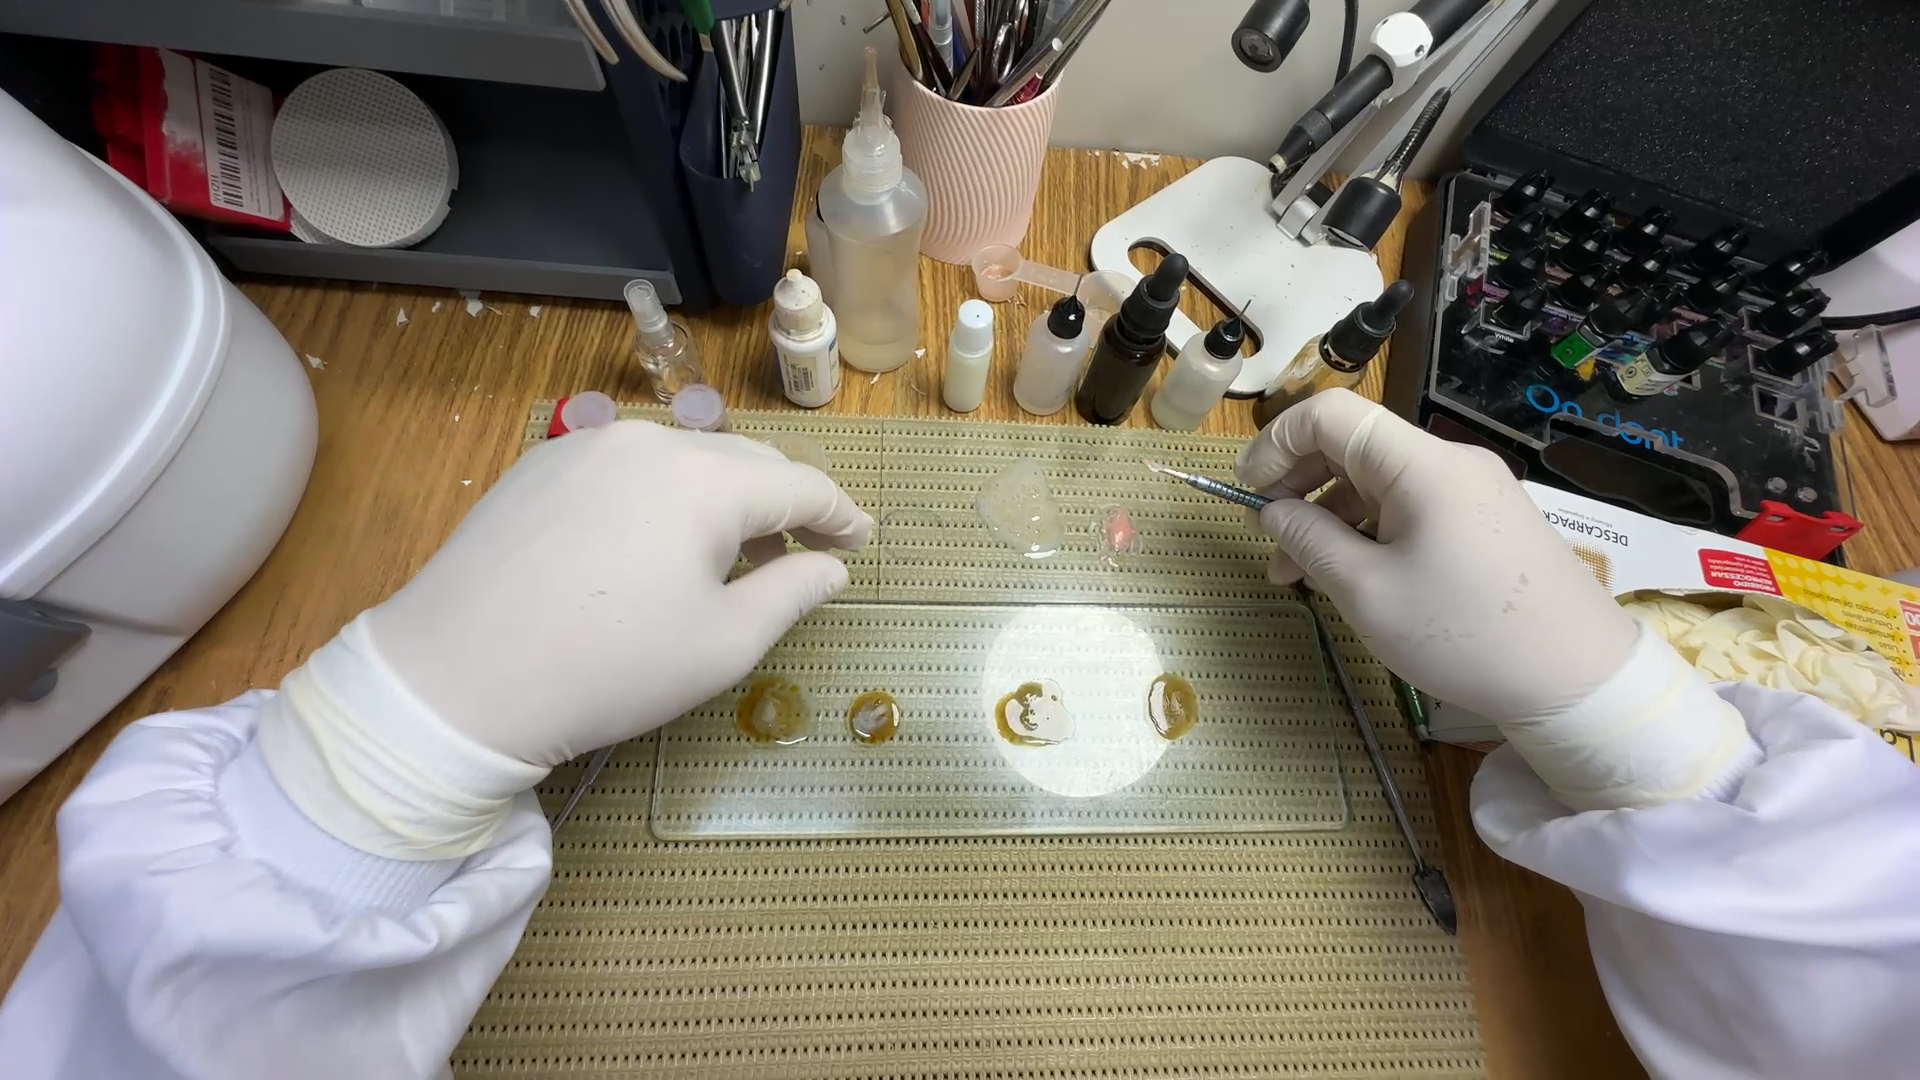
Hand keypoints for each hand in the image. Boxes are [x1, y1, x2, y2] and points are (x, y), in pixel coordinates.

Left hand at [259, 421, 872, 856]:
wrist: (452, 683)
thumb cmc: (610, 669)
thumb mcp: (726, 644)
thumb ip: (794, 592)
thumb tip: (832, 566)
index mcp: (705, 481)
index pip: (801, 484)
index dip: (841, 513)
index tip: (862, 540)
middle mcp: (651, 441)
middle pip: (748, 463)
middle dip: (788, 505)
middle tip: (806, 551)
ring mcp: (589, 444)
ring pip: (690, 459)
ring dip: (729, 499)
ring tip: (736, 553)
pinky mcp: (544, 462)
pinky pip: (634, 465)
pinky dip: (671, 494)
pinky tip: (661, 540)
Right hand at [1236, 389, 1635, 724]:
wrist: (1578, 683)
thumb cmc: (1461, 632)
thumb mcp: (1365, 590)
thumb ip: (1308, 539)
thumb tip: (1273, 512)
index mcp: (1420, 466)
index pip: (1330, 415)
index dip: (1276, 442)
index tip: (1248, 490)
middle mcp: (1446, 465)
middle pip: (1350, 447)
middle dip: (1295, 485)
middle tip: (1263, 535)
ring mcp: (1466, 495)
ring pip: (1372, 484)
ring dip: (1323, 519)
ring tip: (1291, 574)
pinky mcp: (1477, 525)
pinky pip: (1401, 511)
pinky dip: (1360, 534)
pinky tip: (1340, 576)